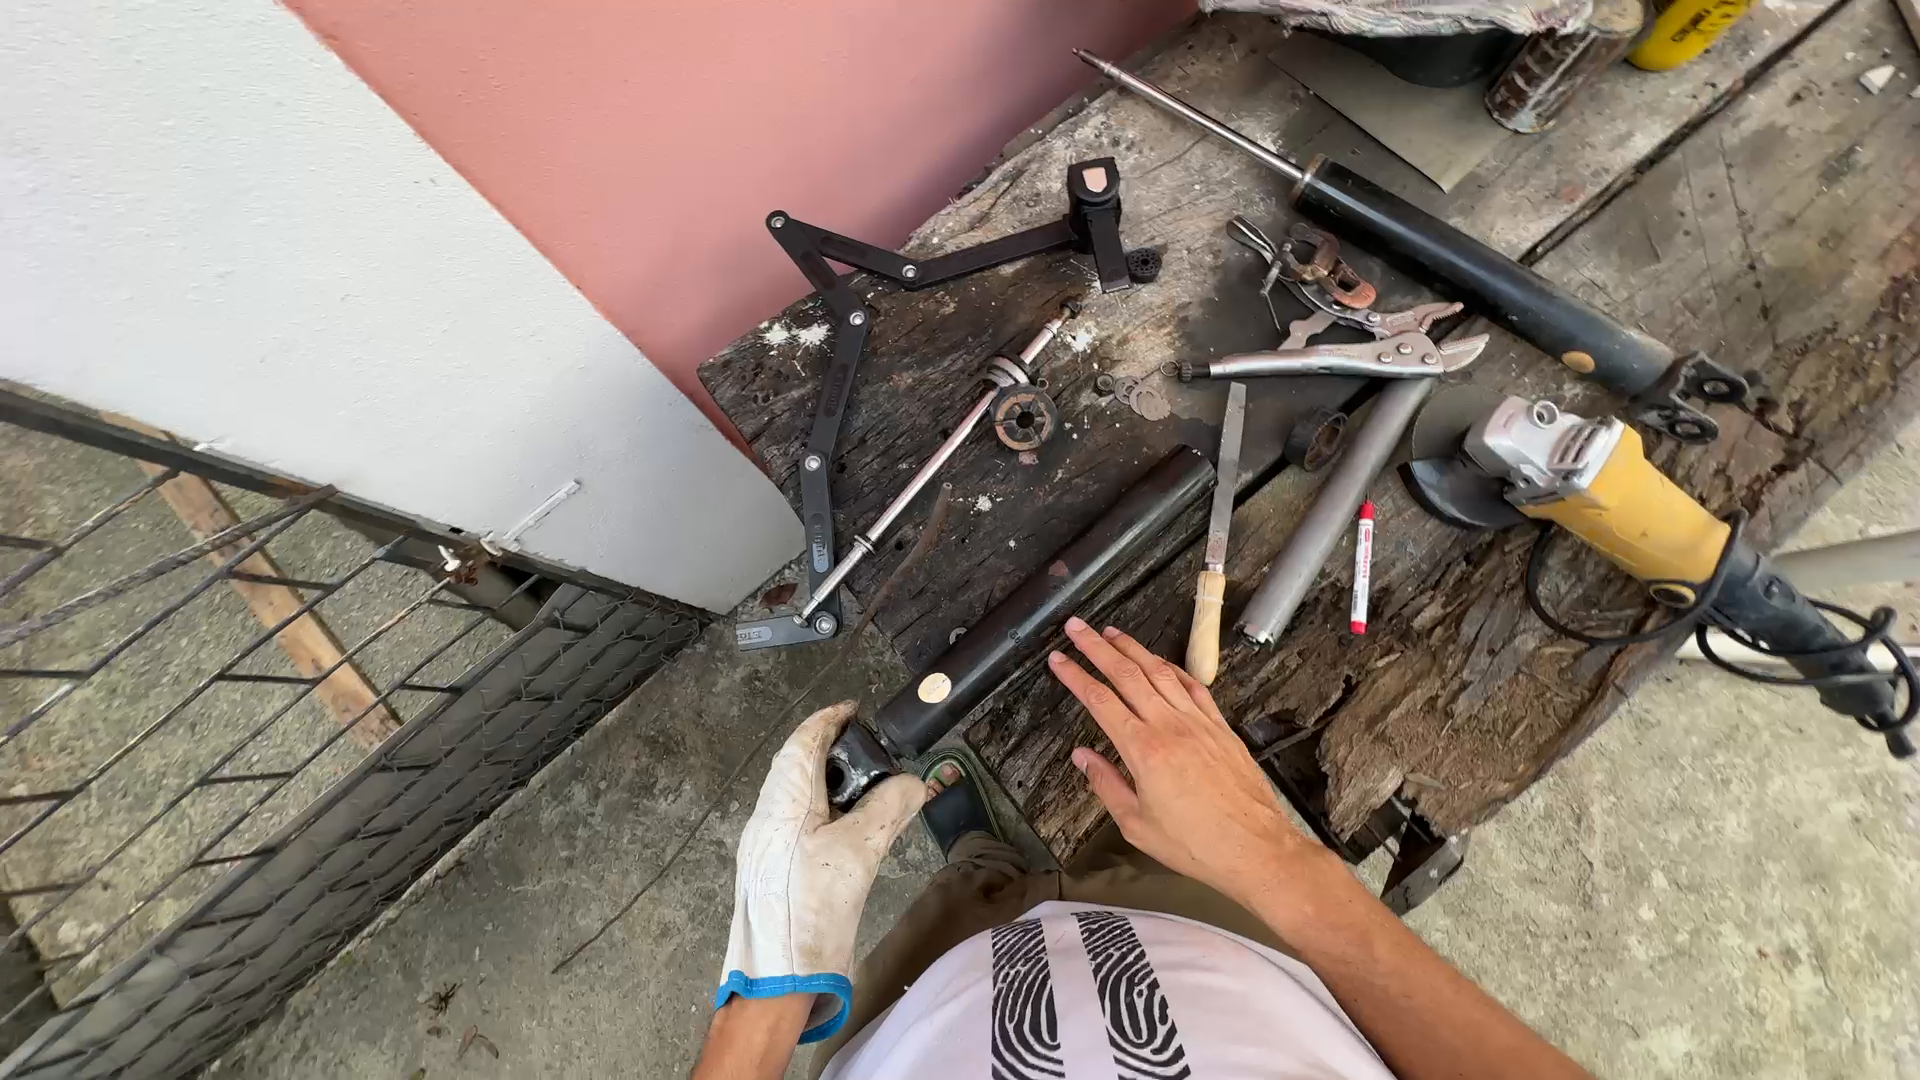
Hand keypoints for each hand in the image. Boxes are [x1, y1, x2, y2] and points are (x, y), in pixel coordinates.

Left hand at [715, 701, 927, 1043]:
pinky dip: (825, 807)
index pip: (801, 743)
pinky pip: (799, 819)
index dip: (827, 720)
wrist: (776, 985)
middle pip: (796, 765)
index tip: (855, 711)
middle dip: (830, 748)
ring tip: (865, 784)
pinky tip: (848, 823)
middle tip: (868, 748)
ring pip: (798, 794)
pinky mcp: (771, 866)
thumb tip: (914, 782)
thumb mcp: (859, 855)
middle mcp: (766, 816)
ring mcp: (765, 843)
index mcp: (781, 804)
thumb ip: (888, 810)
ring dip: (828, 780)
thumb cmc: (812, 912)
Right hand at [1047, 618, 1325, 908]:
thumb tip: (1082, 756)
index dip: (1075, 675)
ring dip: (1132, 648)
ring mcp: (1197, 722)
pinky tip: (1160, 661)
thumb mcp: (1137, 825)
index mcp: (1143, 750)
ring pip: (1158, 672)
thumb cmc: (1195, 845)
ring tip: (1111, 632)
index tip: (1057, 658)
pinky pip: (1193, 686)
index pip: (1100, 701)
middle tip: (1076, 626)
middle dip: (1097, 647)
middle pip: (1126, 674)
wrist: (1258, 850)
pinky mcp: (1220, 727)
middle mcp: (1169, 726)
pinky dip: (1172, 668)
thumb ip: (1106, 785)